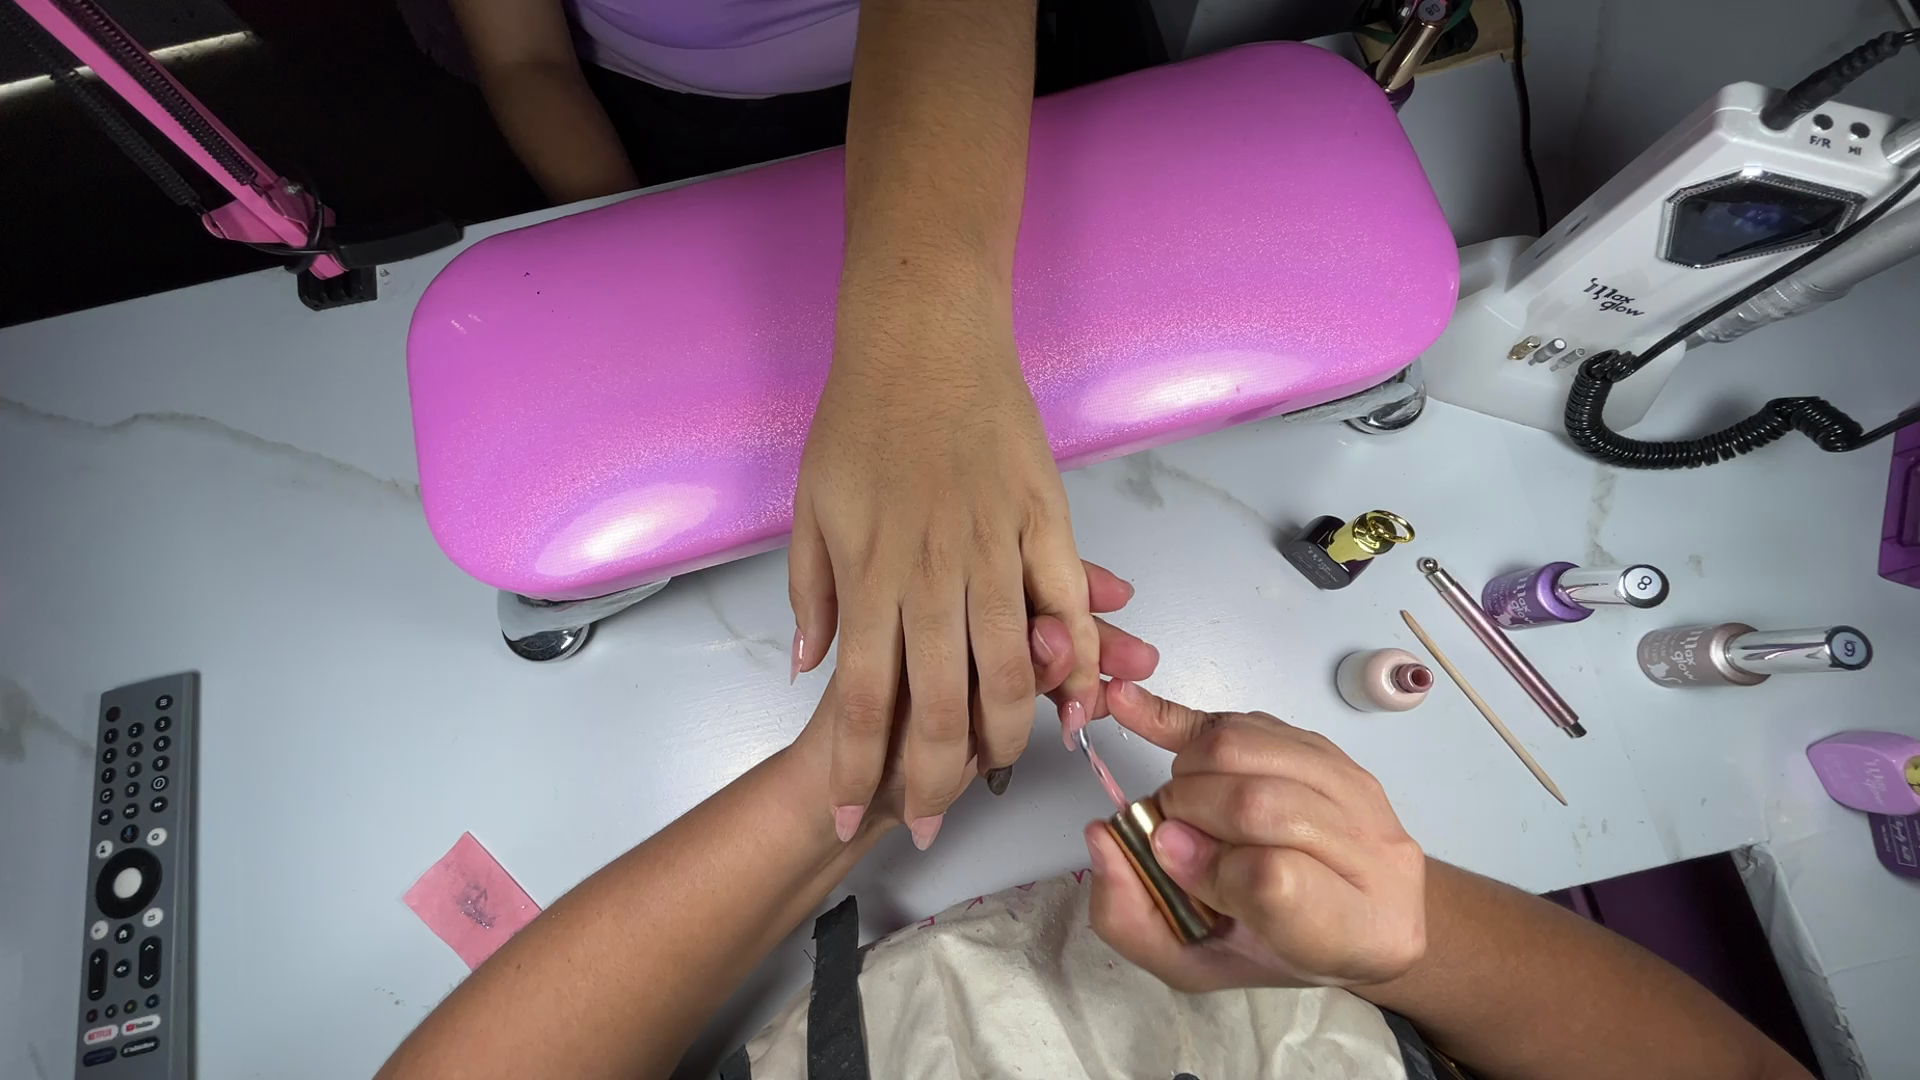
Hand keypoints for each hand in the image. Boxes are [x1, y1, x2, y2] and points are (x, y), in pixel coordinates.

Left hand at [790, 285, 1100, 849]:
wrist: (925, 339)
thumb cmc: (858, 420)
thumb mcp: (810, 505)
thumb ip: (812, 593)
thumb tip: (808, 669)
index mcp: (871, 575)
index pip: (864, 699)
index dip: (856, 770)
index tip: (846, 819)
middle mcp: (934, 576)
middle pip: (939, 704)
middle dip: (933, 779)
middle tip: (928, 824)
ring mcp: (996, 550)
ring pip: (1009, 669)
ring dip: (1005, 736)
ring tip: (996, 775)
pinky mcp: (1045, 523)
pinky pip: (1068, 606)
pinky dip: (1079, 663)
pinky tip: (1077, 708)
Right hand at [1085, 681, 1425, 990]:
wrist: (1342, 903)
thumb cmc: (1270, 941)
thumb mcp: (1197, 964)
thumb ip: (1135, 921)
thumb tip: (1105, 838)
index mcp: (1360, 932)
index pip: (1275, 880)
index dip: (1209, 867)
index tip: (1173, 861)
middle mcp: (1376, 854)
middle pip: (1257, 804)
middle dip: (1189, 812)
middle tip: (1171, 833)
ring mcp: (1353, 787)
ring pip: (1244, 749)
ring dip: (1188, 772)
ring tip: (1184, 801)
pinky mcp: (1318, 743)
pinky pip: (1241, 718)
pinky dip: (1174, 715)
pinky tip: (1127, 704)